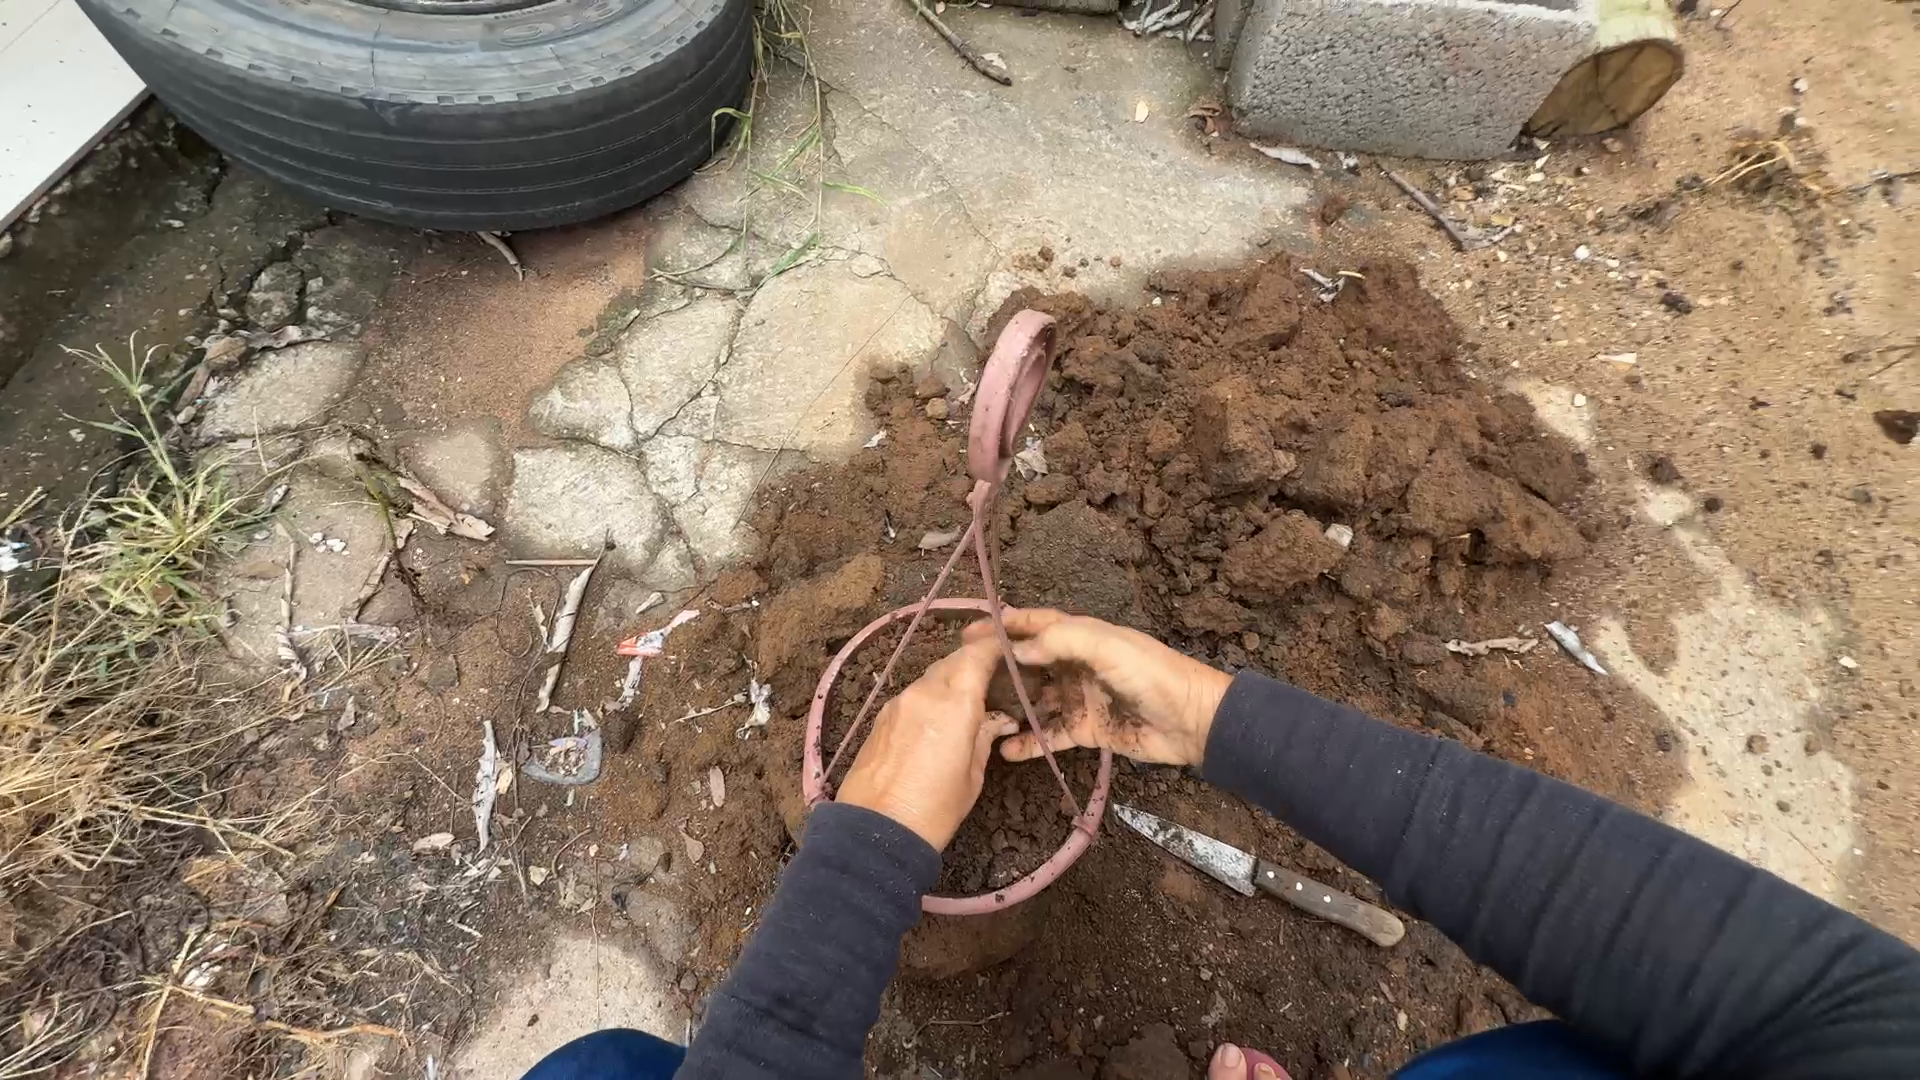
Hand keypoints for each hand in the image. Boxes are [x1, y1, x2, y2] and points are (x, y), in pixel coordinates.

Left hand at [837, 636, 1019, 849]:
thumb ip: (985, 736)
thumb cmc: (933, 809)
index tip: (1008, 650)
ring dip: (950, 680)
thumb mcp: (972, 776)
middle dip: (973, 663)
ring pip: (931, 676)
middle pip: (954, 660)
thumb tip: (999, 720)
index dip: (994, 646)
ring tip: (965, 702)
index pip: (977, 654)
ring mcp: (899, 701)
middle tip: (992, 679)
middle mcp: (925, 692)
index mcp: (955, 703)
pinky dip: (929, 697)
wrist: (875, 831)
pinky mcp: (881, 715)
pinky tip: (936, 720)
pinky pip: (913, 694)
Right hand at [963, 608, 1230, 766]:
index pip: (1036, 624)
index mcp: (1082, 636)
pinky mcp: (1087, 730)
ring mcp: (1079, 699)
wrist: (1191, 720)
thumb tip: (1018, 650)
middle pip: (1030, 663)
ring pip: (1036, 701)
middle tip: (965, 677)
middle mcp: (1076, 665)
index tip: (972, 631)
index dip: (1005, 625)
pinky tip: (1007, 750)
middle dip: (1000, 669)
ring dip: (1011, 707)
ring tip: (979, 716)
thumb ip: (1061, 640)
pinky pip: (1051, 735)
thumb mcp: (1107, 646)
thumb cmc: (1151, 673)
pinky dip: (1030, 742)